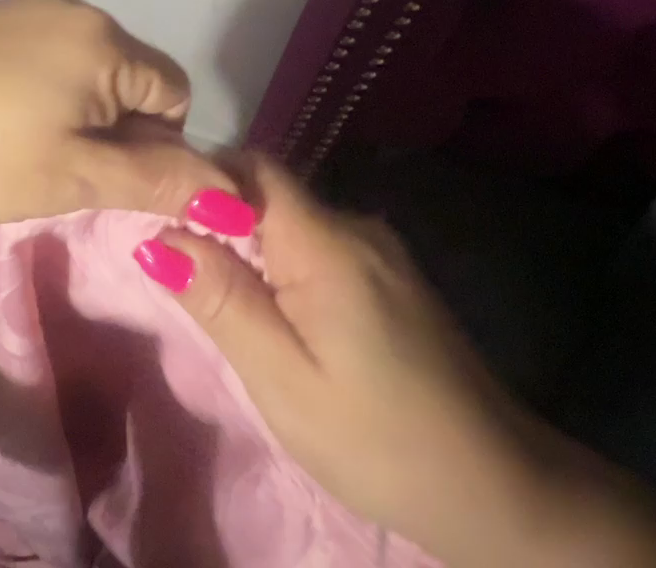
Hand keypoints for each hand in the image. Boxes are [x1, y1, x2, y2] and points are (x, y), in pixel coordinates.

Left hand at [0, 0, 232, 233]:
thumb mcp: (77, 178)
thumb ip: (162, 181)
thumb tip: (237, 198)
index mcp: (102, 35)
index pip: (176, 93)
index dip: (156, 146)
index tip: (102, 178)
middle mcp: (71, 4)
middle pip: (132, 78)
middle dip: (116, 128)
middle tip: (59, 169)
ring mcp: (22, 6)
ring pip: (88, 70)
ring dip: (80, 114)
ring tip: (24, 149)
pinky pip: (46, 58)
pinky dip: (43, 94)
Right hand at [146, 157, 542, 558]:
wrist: (498, 488)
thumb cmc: (378, 441)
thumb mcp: (283, 380)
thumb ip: (222, 300)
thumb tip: (159, 236)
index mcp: (327, 243)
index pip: (252, 168)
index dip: (200, 181)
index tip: (158, 218)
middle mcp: (356, 227)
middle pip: (269, 189)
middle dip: (216, 216)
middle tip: (177, 272)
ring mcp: (379, 250)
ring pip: (290, 219)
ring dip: (247, 243)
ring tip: (216, 297)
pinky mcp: (389, 276)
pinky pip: (317, 245)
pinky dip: (280, 263)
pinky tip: (272, 312)